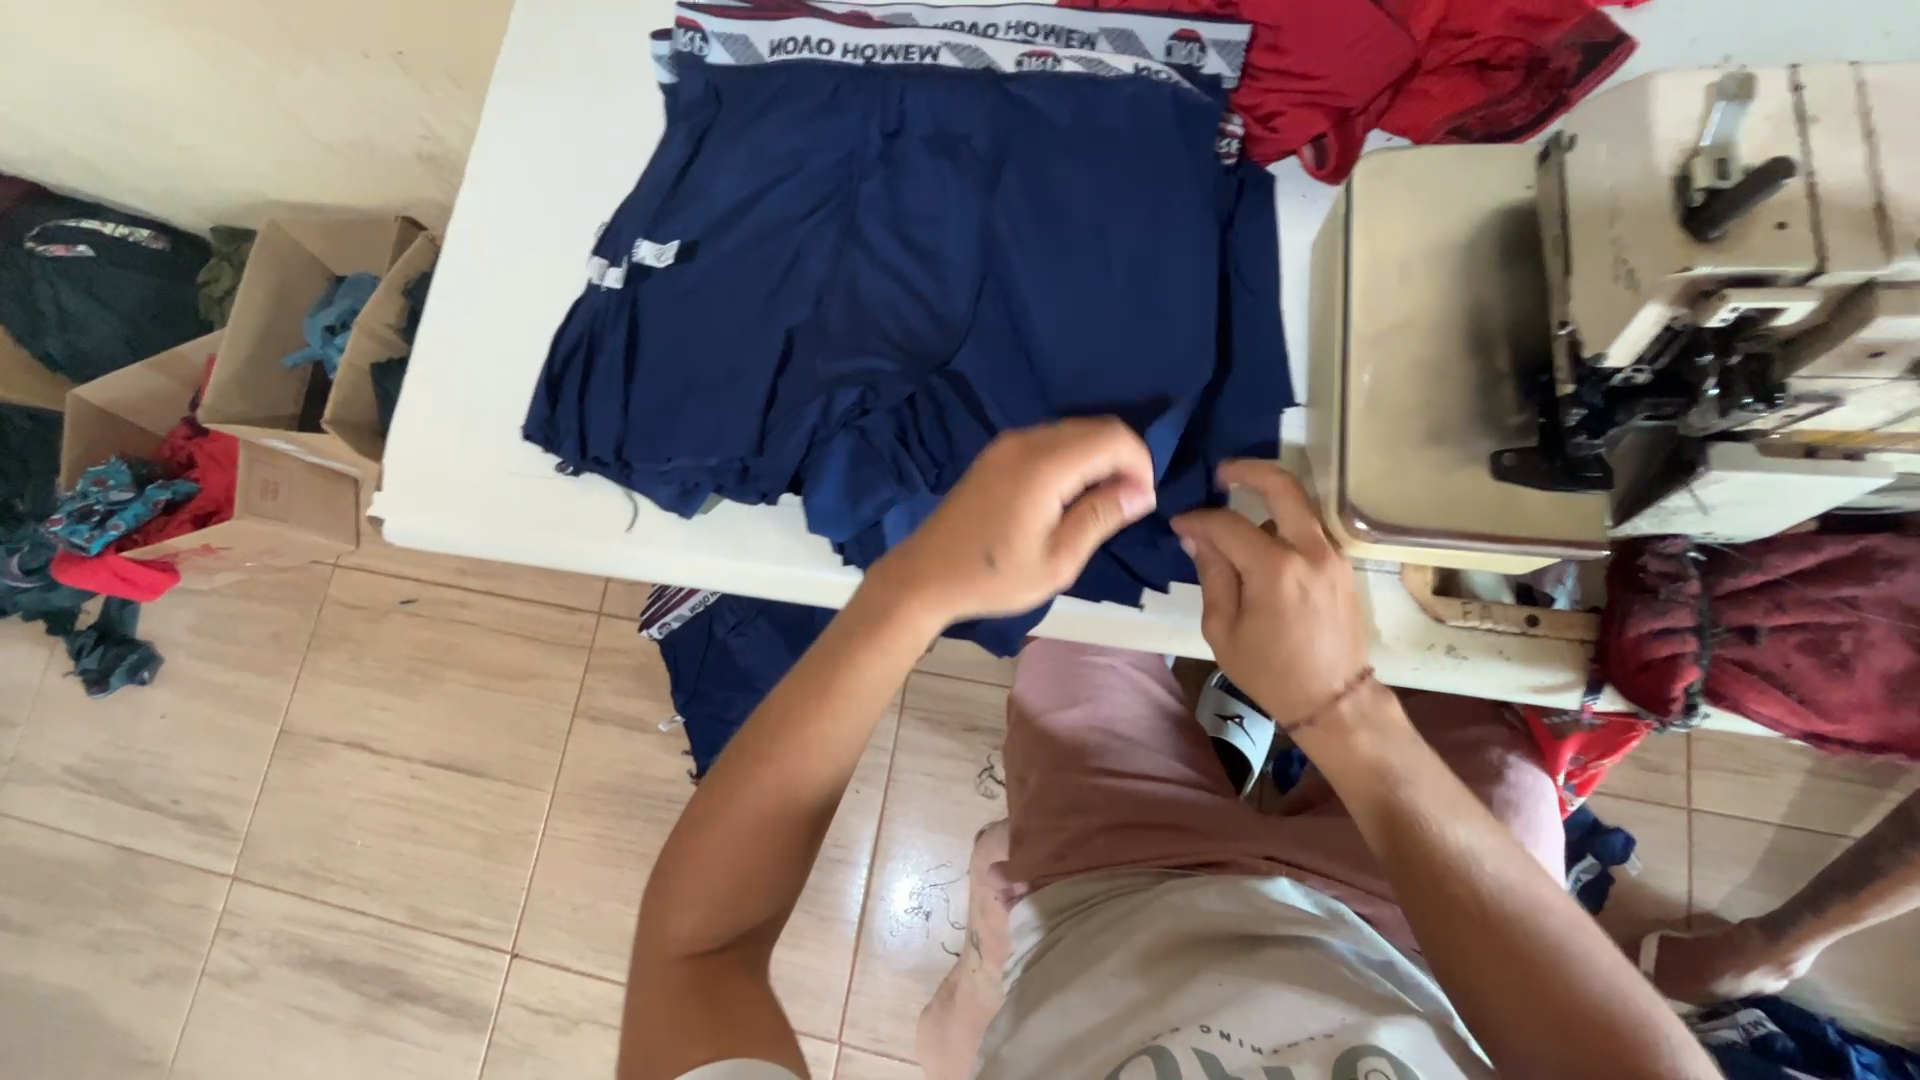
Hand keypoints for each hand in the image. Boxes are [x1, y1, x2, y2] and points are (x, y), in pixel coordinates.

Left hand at [870, 418, 1156, 623]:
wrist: (924, 576)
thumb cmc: (993, 578)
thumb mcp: (1057, 560)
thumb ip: (1101, 518)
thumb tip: (1142, 491)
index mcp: (1043, 466)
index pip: (1112, 437)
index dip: (1140, 463)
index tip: (1140, 502)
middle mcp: (1025, 442)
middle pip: (1094, 428)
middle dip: (1121, 460)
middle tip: (1124, 507)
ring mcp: (1006, 445)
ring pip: (1071, 433)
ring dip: (1096, 460)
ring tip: (1097, 507)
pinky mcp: (995, 455)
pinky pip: (1048, 443)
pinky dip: (1071, 460)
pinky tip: (1066, 499)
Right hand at [1170, 460, 1369, 731]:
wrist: (1333, 700)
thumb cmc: (1269, 671)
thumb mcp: (1223, 629)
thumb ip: (1212, 575)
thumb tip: (1199, 537)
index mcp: (1276, 570)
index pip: (1228, 524)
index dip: (1198, 519)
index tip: (1179, 524)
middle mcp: (1311, 551)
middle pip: (1283, 487)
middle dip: (1248, 471)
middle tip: (1221, 474)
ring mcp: (1334, 556)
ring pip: (1300, 506)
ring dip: (1268, 498)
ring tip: (1237, 510)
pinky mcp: (1343, 567)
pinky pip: (1310, 529)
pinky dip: (1284, 523)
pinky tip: (1263, 540)